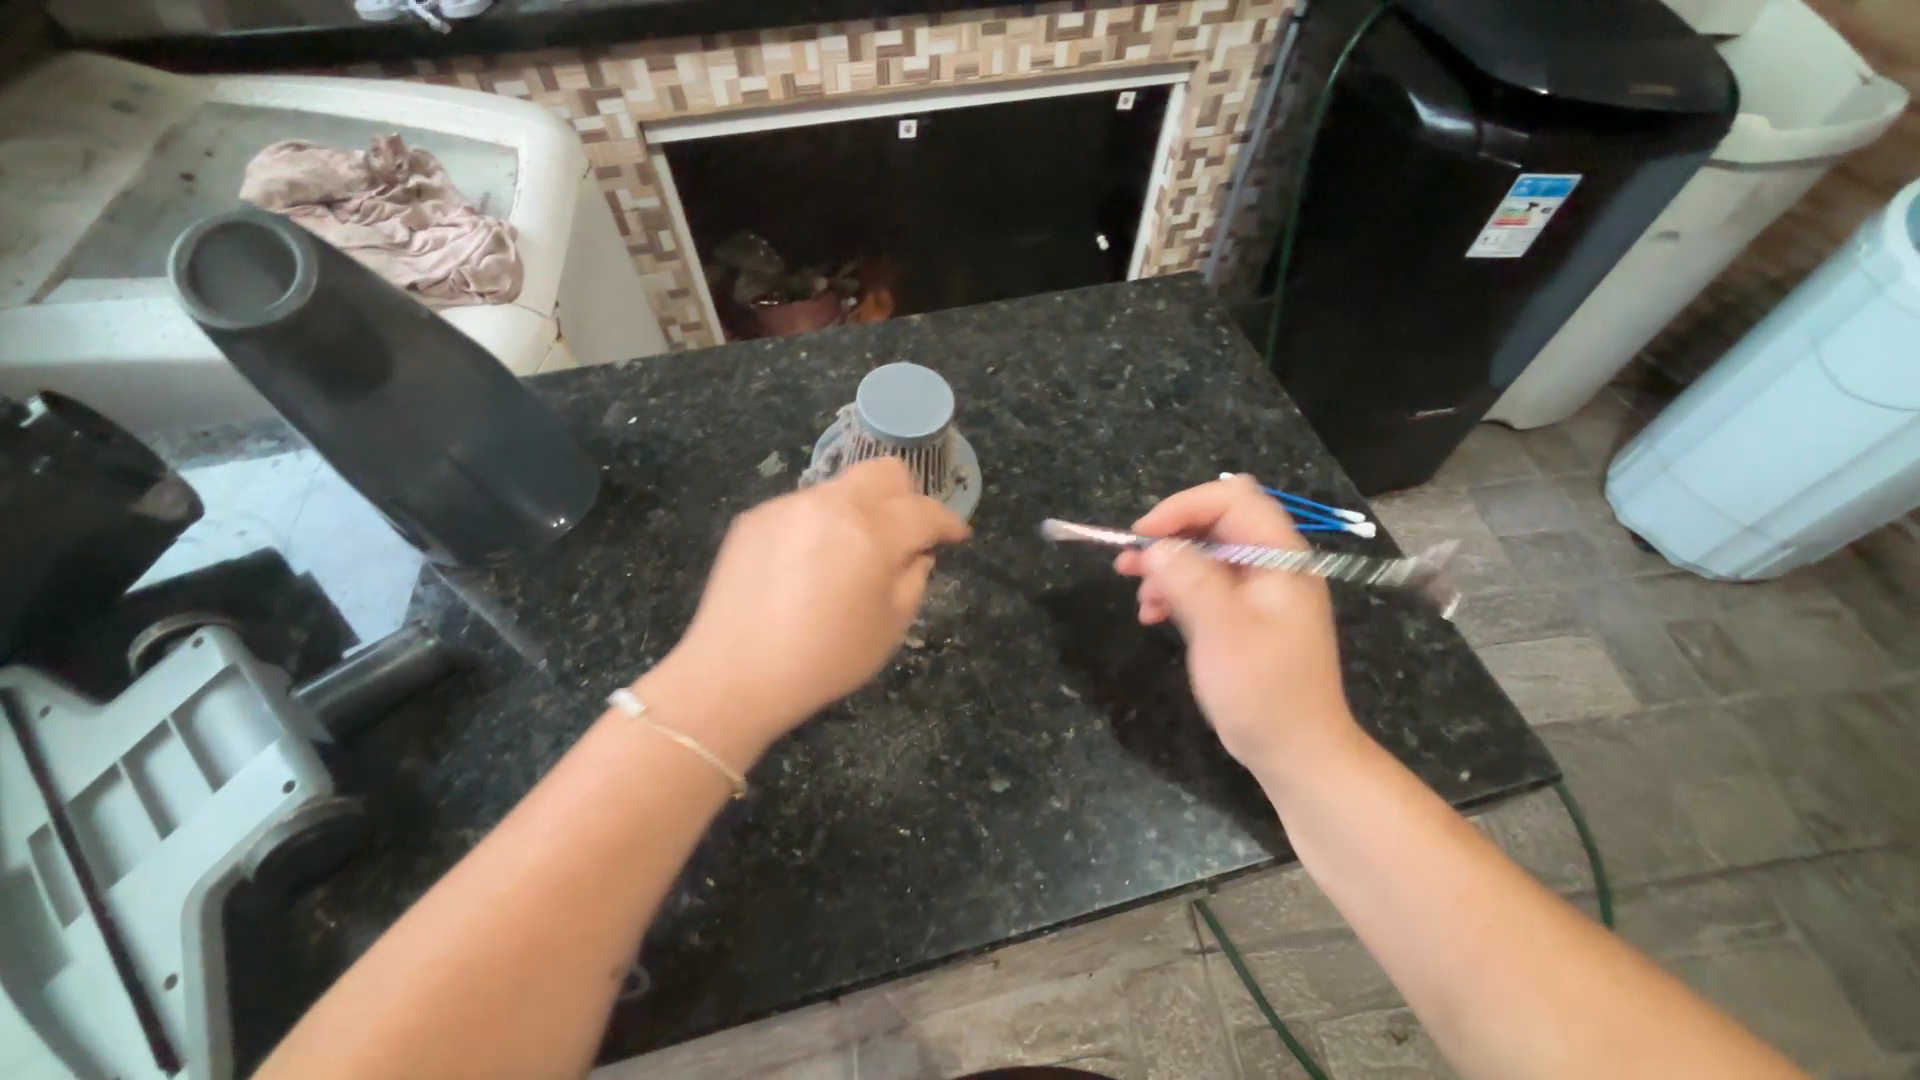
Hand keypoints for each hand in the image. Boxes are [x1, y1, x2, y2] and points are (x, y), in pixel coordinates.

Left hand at [644, 458, 970, 757]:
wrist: (735, 675)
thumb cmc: (824, 659)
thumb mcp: (890, 628)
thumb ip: (913, 579)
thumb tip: (915, 553)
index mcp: (872, 532)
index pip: (924, 511)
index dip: (948, 523)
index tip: (956, 537)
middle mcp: (830, 505)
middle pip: (883, 472)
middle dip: (906, 497)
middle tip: (906, 534)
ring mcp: (788, 506)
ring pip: (839, 490)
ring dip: (858, 513)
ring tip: (847, 559)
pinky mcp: (755, 518)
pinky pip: (801, 509)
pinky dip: (818, 528)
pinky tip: (804, 570)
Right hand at [1113, 475, 1357, 773]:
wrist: (1298, 753)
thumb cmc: (1264, 691)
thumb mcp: (1223, 631)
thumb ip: (1190, 580)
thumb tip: (1154, 547)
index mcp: (1280, 558)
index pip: (1233, 499)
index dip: (1184, 507)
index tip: (1143, 536)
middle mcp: (1273, 566)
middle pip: (1216, 523)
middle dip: (1169, 538)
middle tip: (1128, 563)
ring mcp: (1260, 592)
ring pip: (1206, 555)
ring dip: (1167, 568)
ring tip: (1139, 598)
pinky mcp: (1246, 617)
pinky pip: (1206, 587)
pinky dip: (1176, 593)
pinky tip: (1152, 616)